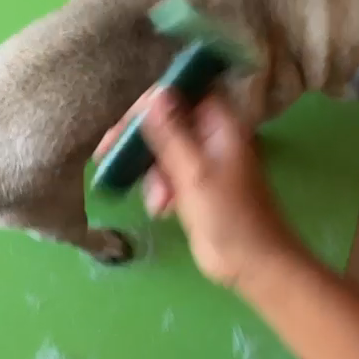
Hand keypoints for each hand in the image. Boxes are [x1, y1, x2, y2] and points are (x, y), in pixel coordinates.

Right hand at [96, 89, 307, 287]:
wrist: (251, 266)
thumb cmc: (229, 216)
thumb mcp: (194, 172)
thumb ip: (172, 132)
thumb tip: (155, 93)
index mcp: (220, 124)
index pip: (180, 93)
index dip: (151, 101)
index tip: (125, 122)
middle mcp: (210, 135)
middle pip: (164, 120)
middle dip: (139, 141)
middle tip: (106, 153)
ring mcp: (201, 160)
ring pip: (160, 149)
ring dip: (150, 172)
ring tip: (156, 202)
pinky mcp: (191, 184)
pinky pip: (163, 173)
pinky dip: (157, 188)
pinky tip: (161, 209)